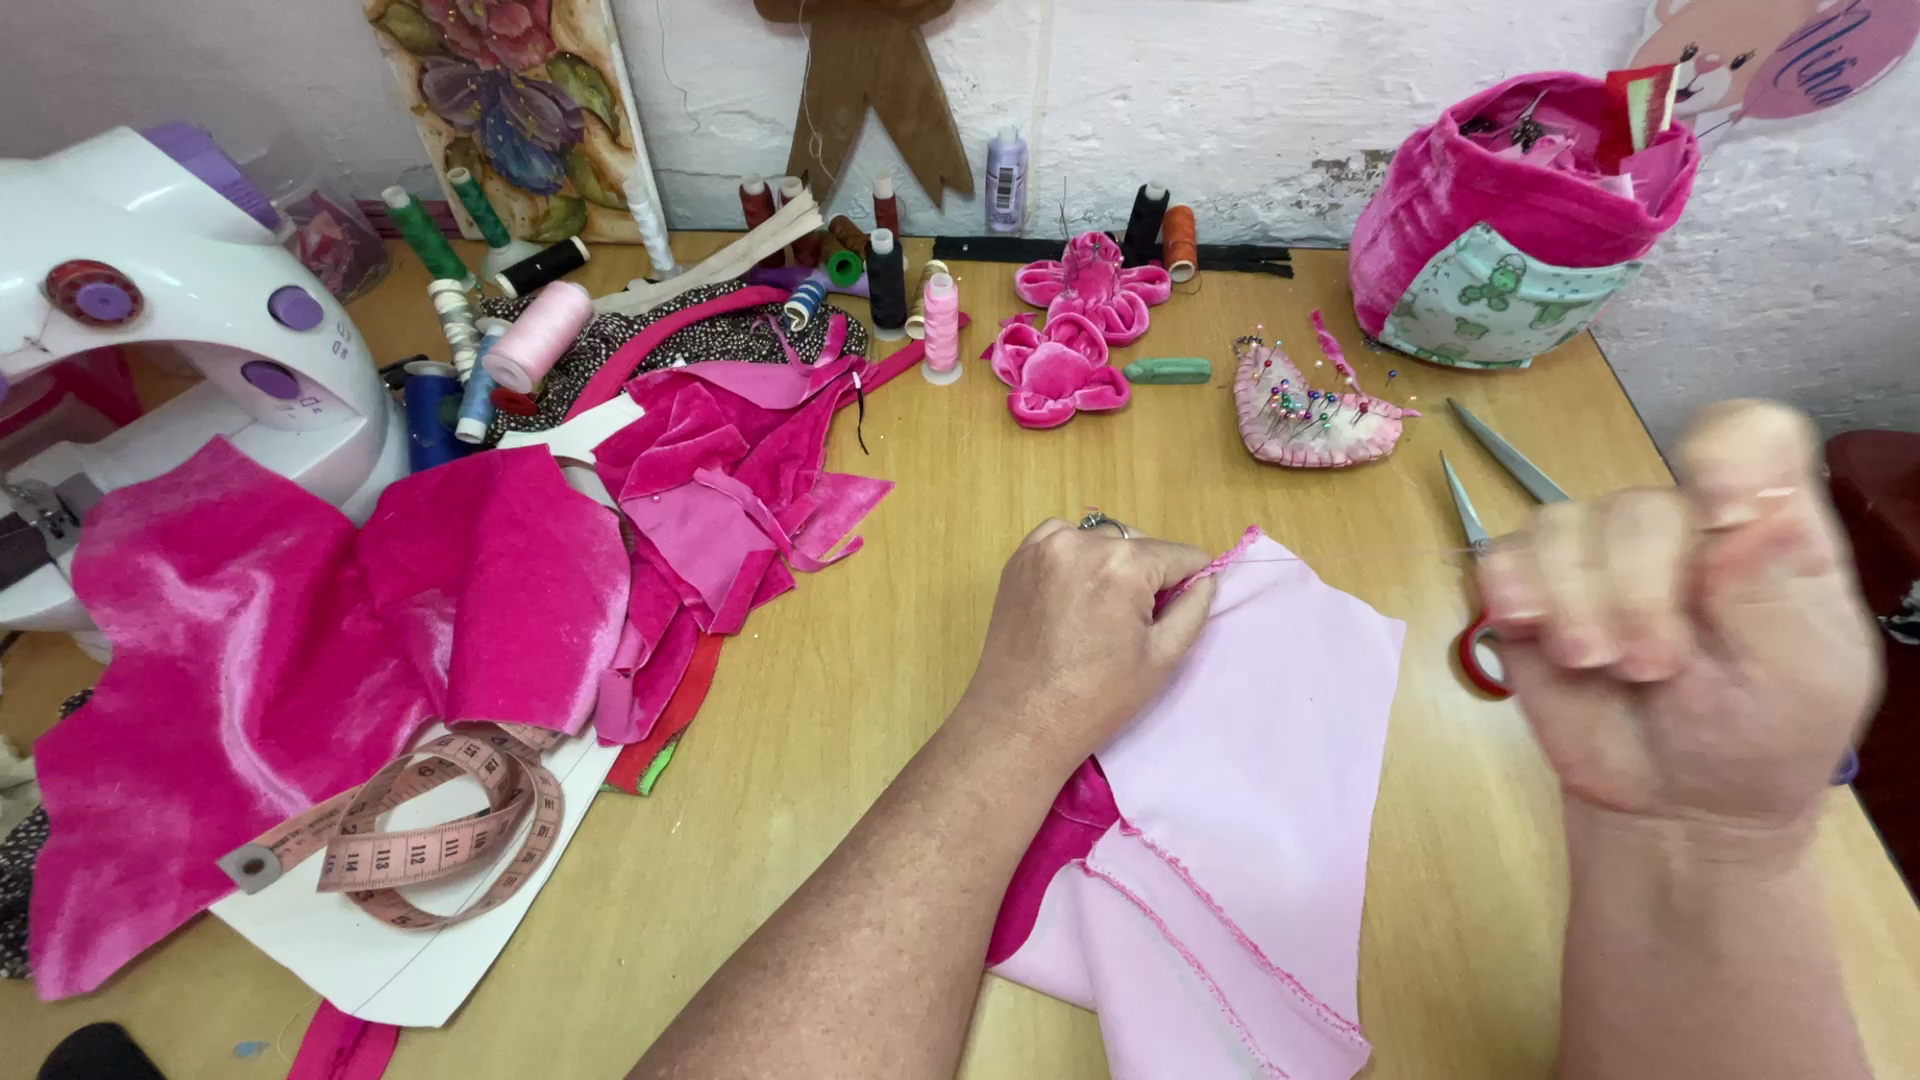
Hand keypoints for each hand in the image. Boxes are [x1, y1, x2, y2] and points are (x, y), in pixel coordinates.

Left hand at [957, 518, 1217, 771]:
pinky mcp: (1018, 558)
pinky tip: (1074, 591)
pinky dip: (1075, 555)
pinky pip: (1060, 538)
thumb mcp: (1162, 659)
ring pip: (1099, 538)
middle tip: (1137, 618)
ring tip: (1102, 606)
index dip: (1191, 579)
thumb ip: (1193, 609)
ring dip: (1111, 560)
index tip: (1184, 604)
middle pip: (1138, 543)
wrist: (1020, 718)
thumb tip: (1206, 578)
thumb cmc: (1097, 698)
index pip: (1179, 555)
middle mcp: (1081, 542)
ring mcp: (1043, 547)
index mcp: (1122, 565)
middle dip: (1148, 572)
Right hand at [1475, 401, 1881, 854]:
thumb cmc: (1755, 738)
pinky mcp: (1522, 589)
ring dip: (1571, 602)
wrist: (1665, 796)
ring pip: (1555, 527)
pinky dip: (1508, 590)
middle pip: (1633, 507)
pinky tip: (1527, 628)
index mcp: (1756, 536)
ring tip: (1590, 663)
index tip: (1718, 516)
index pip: (1747, 438)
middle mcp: (1668, 531)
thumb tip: (1757, 508)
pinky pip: (1497, 556)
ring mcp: (1586, 558)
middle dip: (1633, 594)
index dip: (1726, 455)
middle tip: (1646, 667)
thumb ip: (1775, 592)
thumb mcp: (1801, 678)